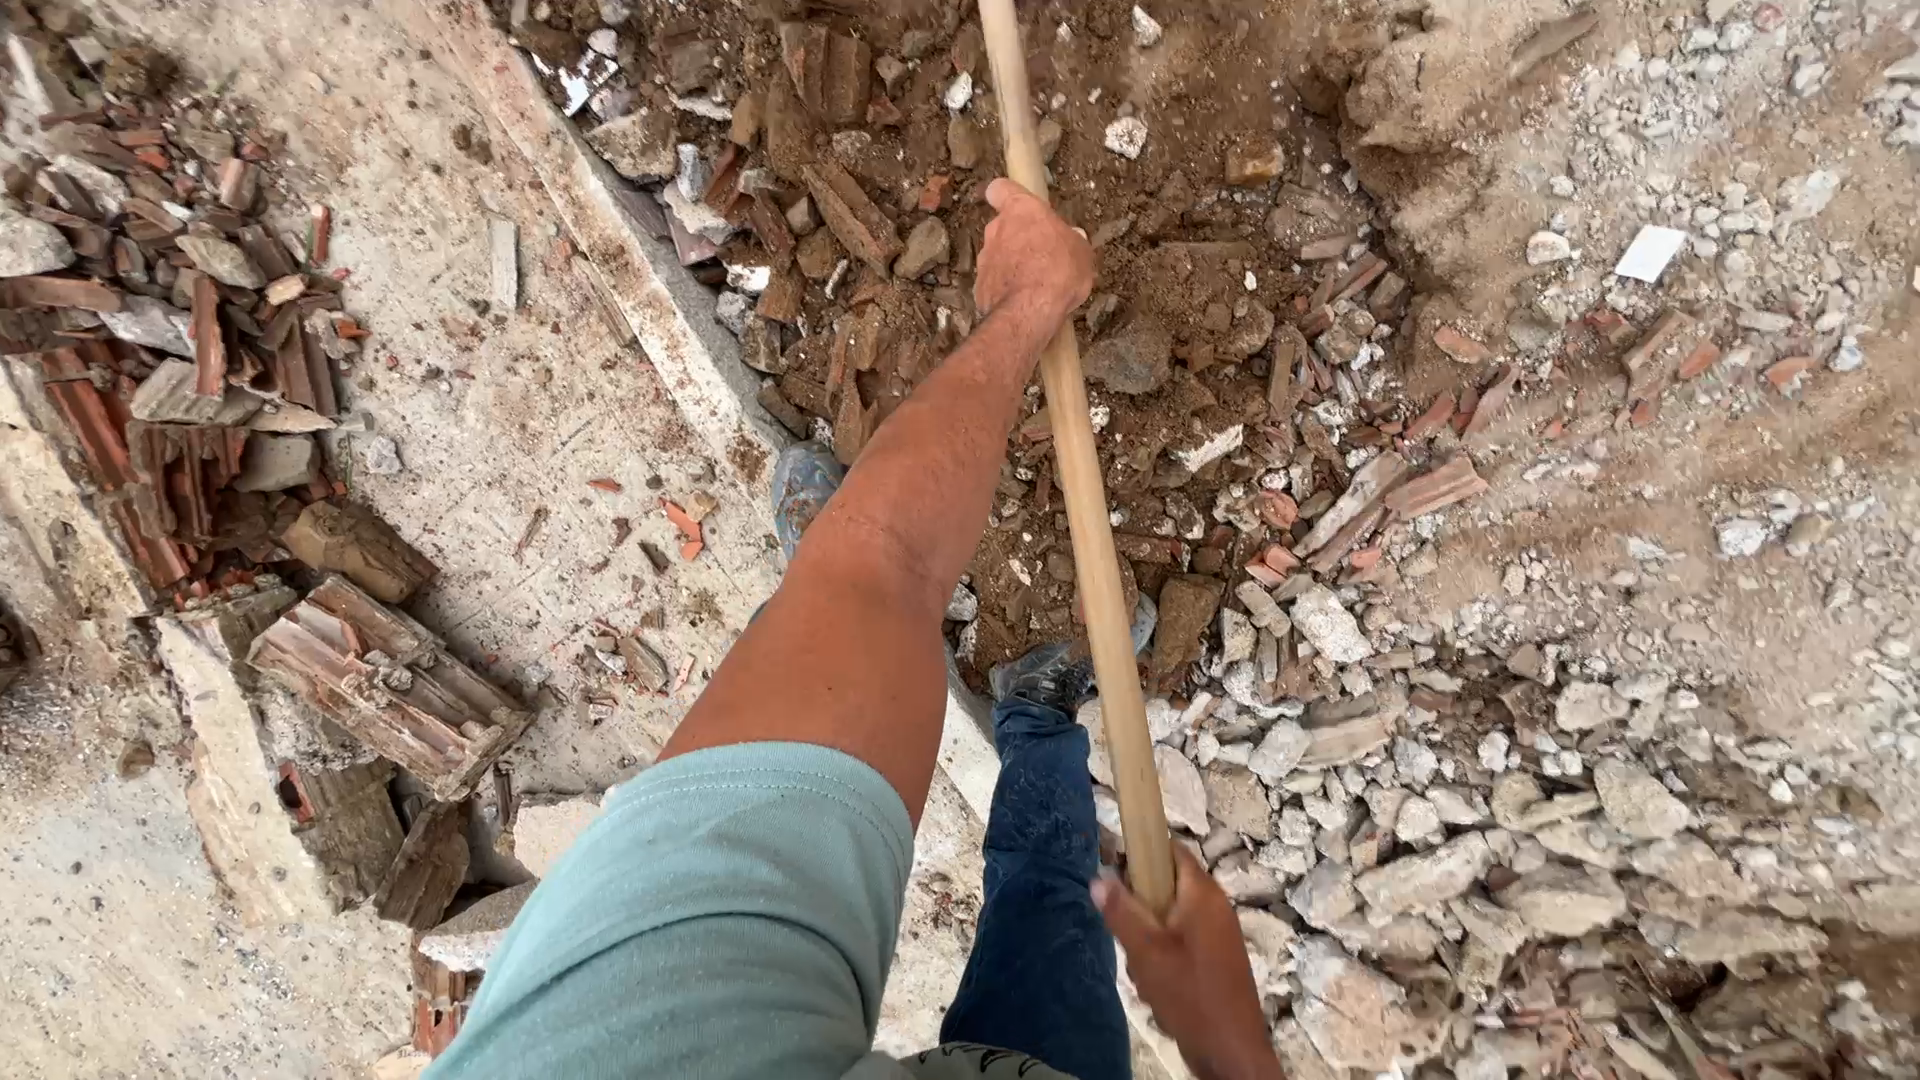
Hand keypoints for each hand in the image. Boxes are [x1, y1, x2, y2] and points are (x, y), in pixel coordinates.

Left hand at [973, 178, 1093, 324]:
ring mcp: (984, 259)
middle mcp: (996, 229)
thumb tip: (1074, 238)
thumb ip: (1073, 241)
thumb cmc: (1059, 271)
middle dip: (1016, 239)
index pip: (1000, 189)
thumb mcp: (1081, 253)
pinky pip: (993, 283)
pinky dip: (1004, 289)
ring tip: (1032, 285)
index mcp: (1021, 210)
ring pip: (997, 256)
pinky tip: (1021, 302)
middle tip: (1038, 256)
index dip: (1006, 195)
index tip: (1015, 204)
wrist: (1029, 310)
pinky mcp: (979, 286)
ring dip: (1010, 266)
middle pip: (1002, 227)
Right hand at [1092, 846, 1282, 1079]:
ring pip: (1168, 919)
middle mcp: (1214, 906)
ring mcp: (1217, 934)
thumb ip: (1120, 911)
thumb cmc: (1190, 995)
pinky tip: (1156, 988)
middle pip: (1165, 886)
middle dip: (1139, 909)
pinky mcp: (1215, 960)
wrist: (1233, 1058)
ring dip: (1148, 940)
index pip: (1170, 849)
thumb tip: (1097, 877)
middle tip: (1127, 934)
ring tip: (1142, 969)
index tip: (1115, 872)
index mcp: (1202, 892)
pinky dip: (1163, 958)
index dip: (1141, 852)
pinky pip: (1180, 943)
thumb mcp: (1146, 951)